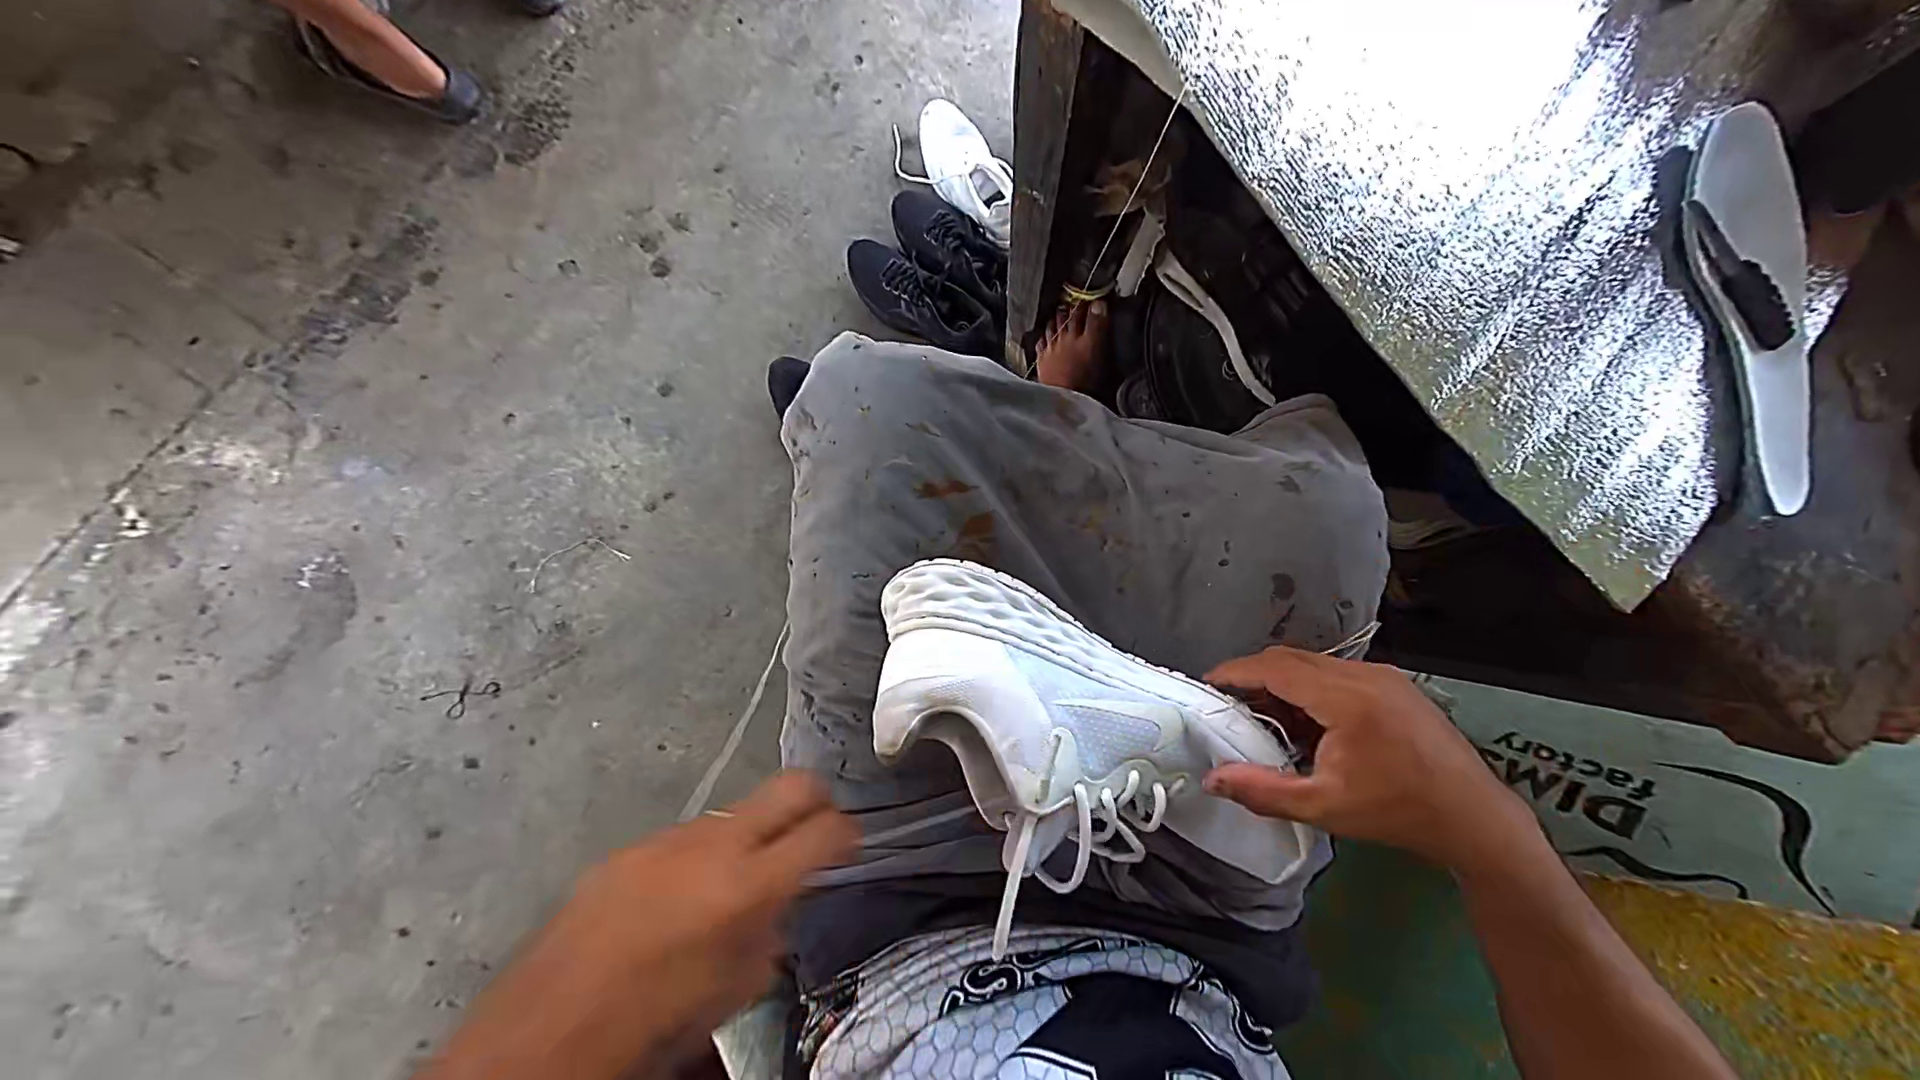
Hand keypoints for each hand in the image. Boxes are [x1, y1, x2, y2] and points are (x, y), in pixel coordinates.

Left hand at [419, 771, 858, 1079]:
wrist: (543, 1030)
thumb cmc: (653, 1021)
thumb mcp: (736, 987)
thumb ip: (773, 928)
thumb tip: (784, 898)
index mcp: (747, 886)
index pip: (825, 830)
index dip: (850, 833)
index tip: (851, 845)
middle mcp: (715, 844)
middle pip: (794, 784)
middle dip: (818, 801)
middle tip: (819, 830)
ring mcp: (672, 837)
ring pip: (741, 809)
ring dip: (757, 833)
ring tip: (738, 880)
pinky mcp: (636, 844)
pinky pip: (693, 834)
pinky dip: (708, 853)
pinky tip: (685, 895)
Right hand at [1202, 647, 1537, 872]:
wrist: (1476, 818)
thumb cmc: (1397, 812)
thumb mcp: (1323, 807)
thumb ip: (1261, 791)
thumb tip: (1211, 780)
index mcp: (1347, 700)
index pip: (1275, 668)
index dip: (1236, 672)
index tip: (1208, 684)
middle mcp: (1365, 675)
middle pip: (1290, 658)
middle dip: (1254, 675)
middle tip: (1230, 703)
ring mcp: (1383, 676)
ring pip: (1312, 663)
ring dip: (1281, 681)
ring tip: (1266, 716)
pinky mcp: (1393, 684)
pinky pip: (1335, 673)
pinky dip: (1308, 687)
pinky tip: (1306, 720)